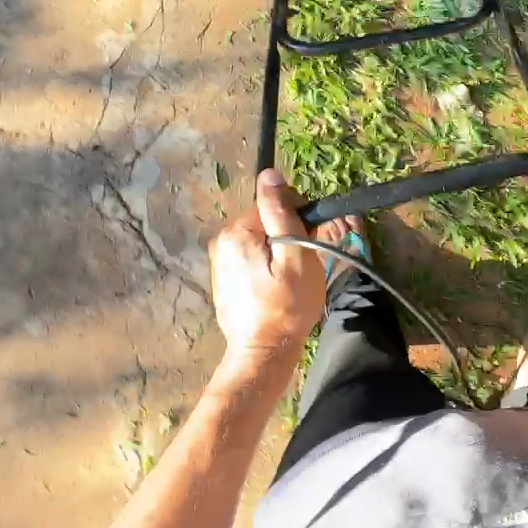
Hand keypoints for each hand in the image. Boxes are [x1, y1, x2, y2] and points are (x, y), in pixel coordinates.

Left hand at [209, 170, 325, 358]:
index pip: (274, 203)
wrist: (264, 353)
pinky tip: (274, 287)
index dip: (297, 218)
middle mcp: (222, 241)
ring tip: (288, 279)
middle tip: (300, 265)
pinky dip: (266, 265)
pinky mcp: (223, 279)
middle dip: (287, 235)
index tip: (308, 242)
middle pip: (266, 221)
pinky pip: (251, 257)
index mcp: (237, 231)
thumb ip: (281, 212)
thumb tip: (269, 174)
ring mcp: (220, 262)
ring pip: (260, 239)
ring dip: (277, 251)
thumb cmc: (287, 303)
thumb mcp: (294, 254)